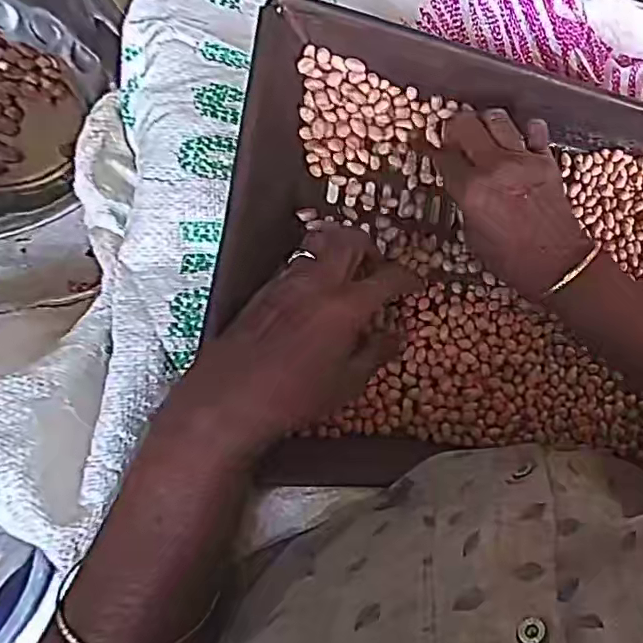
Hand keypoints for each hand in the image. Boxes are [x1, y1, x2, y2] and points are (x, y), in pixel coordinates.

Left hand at [160, 222, 419, 458]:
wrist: (227, 402)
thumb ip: (376, 352)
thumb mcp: (348, 382)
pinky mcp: (262, 293)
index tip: (416, 284)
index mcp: (345, 307)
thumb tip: (395, 335)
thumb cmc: (295, 398)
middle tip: (379, 269)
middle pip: (350, 240)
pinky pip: (296, 266)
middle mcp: (315, 285)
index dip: (408, 278)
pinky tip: (316, 299)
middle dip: (371, 248)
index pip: (388, 277)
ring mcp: (284, 284)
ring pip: (319, 247)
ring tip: (349, 280)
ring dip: (340, 255)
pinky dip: (314, 270)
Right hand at [428, 109, 593, 296]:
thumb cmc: (515, 262)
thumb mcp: (475, 238)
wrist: (560, 266)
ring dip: (486, 123)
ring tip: (485, 135)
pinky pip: (534, 131)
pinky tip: (520, 141)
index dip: (432, 150)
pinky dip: (525, 131)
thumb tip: (463, 187)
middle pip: (464, 124)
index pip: (442, 156)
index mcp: (472, 191)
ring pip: (497, 118)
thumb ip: (466, 205)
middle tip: (455, 138)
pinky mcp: (548, 162)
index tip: (429, 147)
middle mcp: (495, 168)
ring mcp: (524, 161)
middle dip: (454, 128)